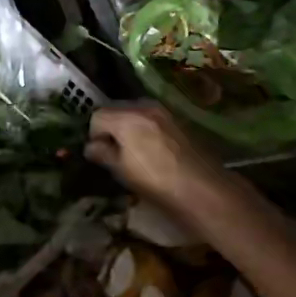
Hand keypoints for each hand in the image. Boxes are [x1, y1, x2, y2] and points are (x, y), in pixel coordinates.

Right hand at [84, 103, 224, 205]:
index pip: (97, 116)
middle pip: (116, 109)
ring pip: (135, 113)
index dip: (94, 134)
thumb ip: (101, 153)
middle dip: (110, 126)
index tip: (99, 151)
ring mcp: (164, 112)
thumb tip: (91, 147)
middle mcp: (143, 107)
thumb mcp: (120, 169)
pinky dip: (146, 128)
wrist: (204, 189)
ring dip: (128, 126)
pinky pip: (152, 119)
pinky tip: (152, 148)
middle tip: (114, 149)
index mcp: (125, 117)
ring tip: (133, 149)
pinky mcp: (179, 121)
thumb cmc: (155, 179)